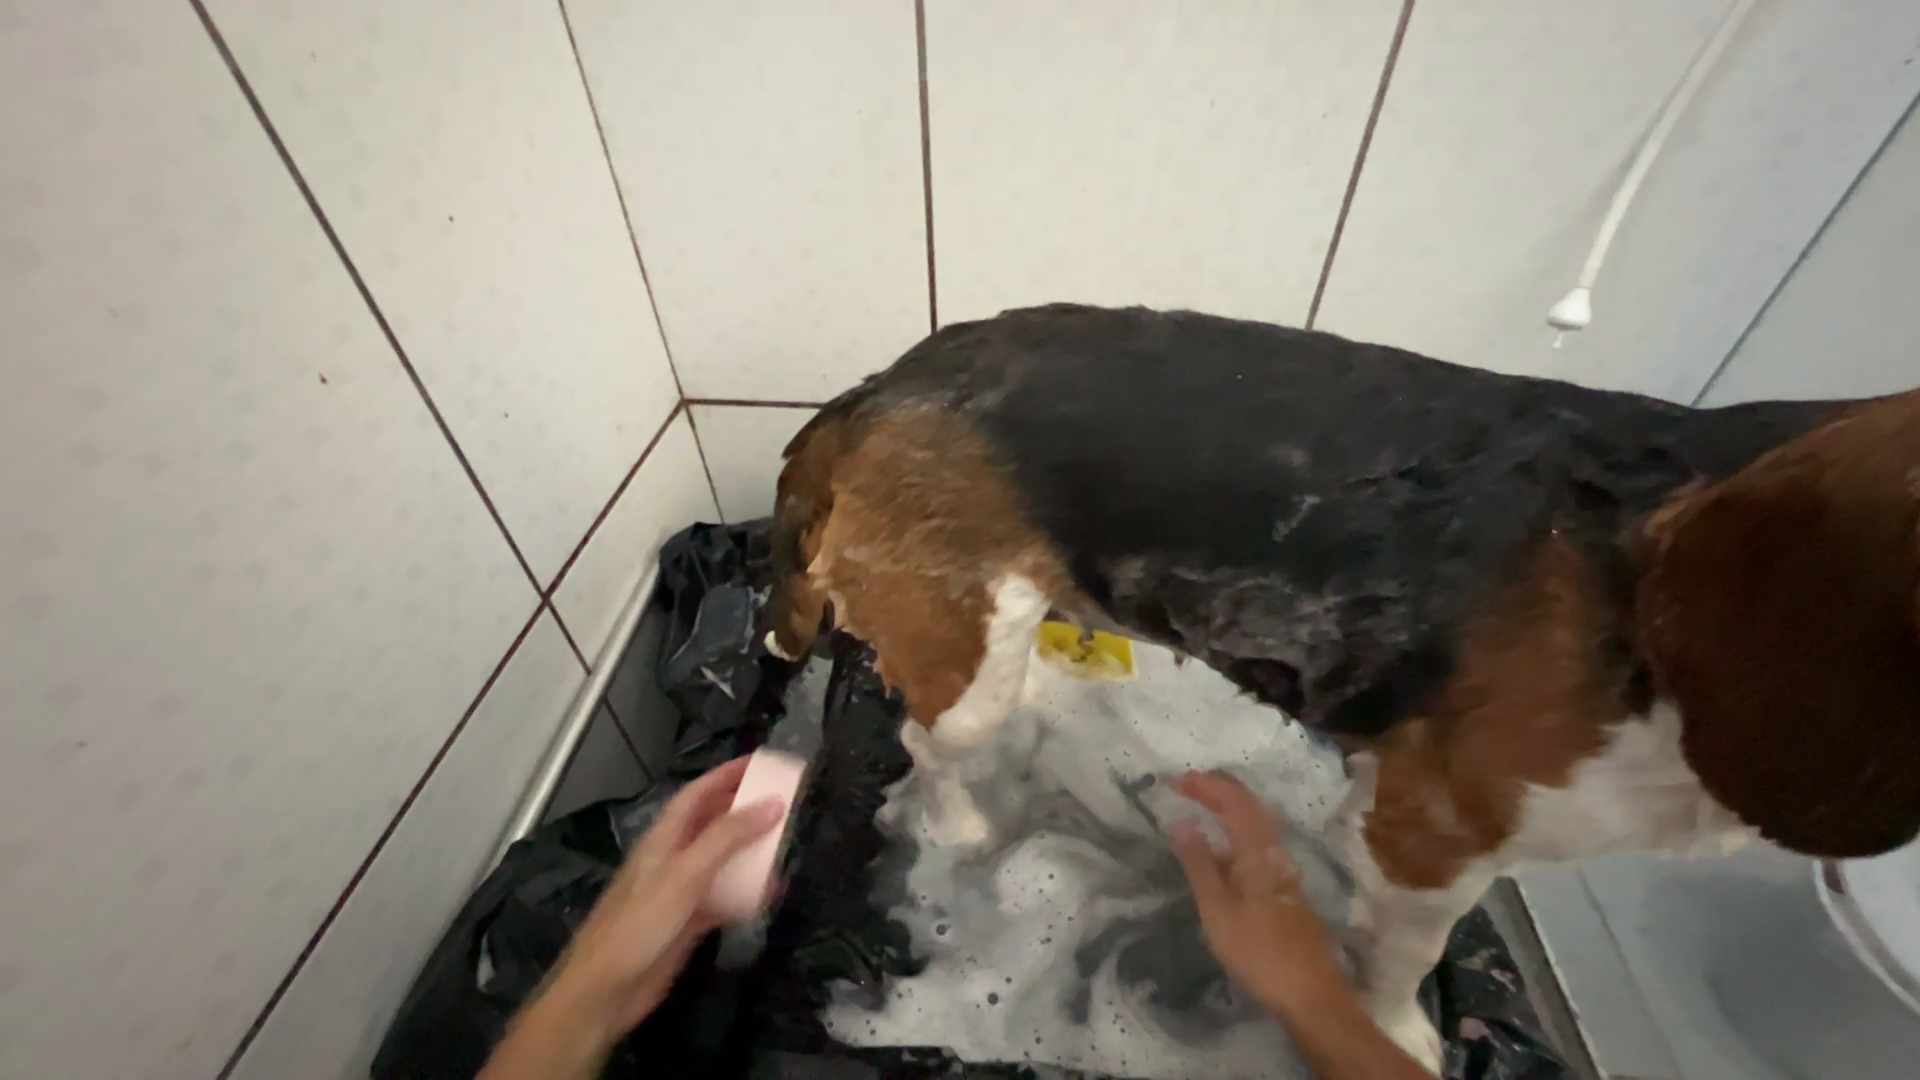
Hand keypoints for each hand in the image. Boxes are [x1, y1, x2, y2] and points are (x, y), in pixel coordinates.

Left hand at [481, 756, 782, 1079]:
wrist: (604, 993)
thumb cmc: (639, 924)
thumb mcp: (686, 873)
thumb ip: (729, 837)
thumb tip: (773, 803)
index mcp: (665, 836)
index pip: (699, 791)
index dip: (728, 773)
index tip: (762, 761)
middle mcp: (674, 856)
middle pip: (713, 821)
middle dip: (745, 807)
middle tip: (783, 799)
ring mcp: (681, 890)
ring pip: (722, 858)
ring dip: (751, 850)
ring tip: (785, 842)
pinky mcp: (689, 921)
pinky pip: (725, 896)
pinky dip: (748, 891)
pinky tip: (771, 893)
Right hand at [1169, 770, 1347, 1014]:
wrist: (1312, 997)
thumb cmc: (1259, 952)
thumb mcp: (1217, 909)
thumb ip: (1198, 862)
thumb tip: (1181, 820)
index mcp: (1257, 851)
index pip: (1233, 800)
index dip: (1206, 785)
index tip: (1176, 781)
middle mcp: (1275, 852)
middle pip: (1249, 805)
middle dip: (1218, 789)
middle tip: (1187, 785)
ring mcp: (1284, 871)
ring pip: (1257, 823)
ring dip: (1229, 807)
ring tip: (1202, 806)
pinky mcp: (1286, 888)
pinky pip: (1259, 842)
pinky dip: (1237, 829)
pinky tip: (1224, 848)